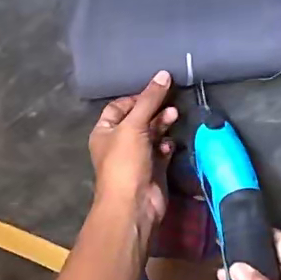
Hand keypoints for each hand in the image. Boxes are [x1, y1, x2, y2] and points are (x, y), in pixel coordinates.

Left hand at [88, 71, 178, 234]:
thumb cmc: (125, 161)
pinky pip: (162, 151)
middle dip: (153, 110)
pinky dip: (167, 145)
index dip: (136, 97)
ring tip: (176, 115)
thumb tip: (163, 74)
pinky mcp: (153, 170)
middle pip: (138, 119)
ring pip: (152, 135)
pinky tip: (172, 142)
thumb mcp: (134, 125)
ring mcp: (136, 158)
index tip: (156, 90)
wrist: (134, 205)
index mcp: (104, 131)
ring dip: (163, 125)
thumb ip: (150, 100)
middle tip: (171, 101)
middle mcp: (118, 143)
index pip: (119, 107)